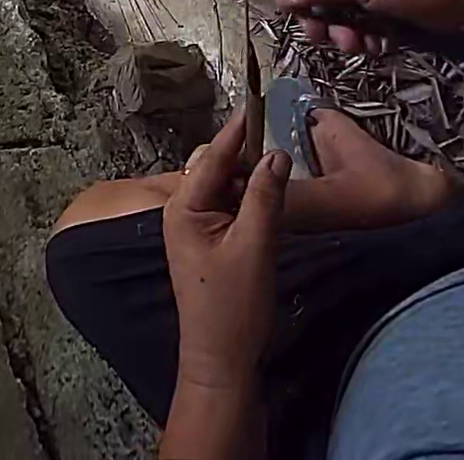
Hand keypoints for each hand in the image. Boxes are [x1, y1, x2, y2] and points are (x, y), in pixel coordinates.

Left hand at [163, 112, 290, 390]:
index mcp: (184, 207)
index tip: (257, 100)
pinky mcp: (208, 239)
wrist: (222, 363)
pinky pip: (230, 203)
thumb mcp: (255, 245)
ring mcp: (194, 225)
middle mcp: (183, 209)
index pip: (214, 155)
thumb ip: (266, 195)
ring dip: (251, 178)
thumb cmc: (234, 307)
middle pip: (218, 166)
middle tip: (280, 147)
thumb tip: (278, 153)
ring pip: (226, 184)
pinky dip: (249, 197)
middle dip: (247, 155)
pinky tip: (269, 198)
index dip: (238, 128)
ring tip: (279, 172)